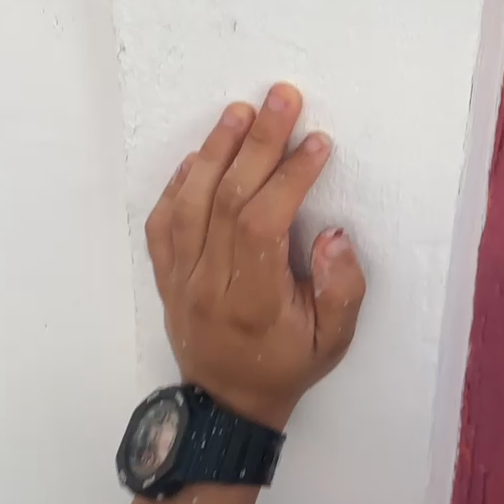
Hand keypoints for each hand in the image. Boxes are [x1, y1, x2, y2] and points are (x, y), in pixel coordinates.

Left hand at [143, 83, 366, 429]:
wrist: (227, 406)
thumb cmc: (288, 364)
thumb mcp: (334, 340)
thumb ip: (341, 289)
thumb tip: (331, 234)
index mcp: (253, 298)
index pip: (263, 222)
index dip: (289, 177)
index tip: (318, 141)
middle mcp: (209, 282)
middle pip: (228, 199)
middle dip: (259, 142)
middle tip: (282, 97)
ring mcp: (181, 277)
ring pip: (192, 202)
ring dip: (217, 150)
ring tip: (241, 110)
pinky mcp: (167, 274)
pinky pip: (162, 222)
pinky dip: (177, 184)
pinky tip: (198, 154)